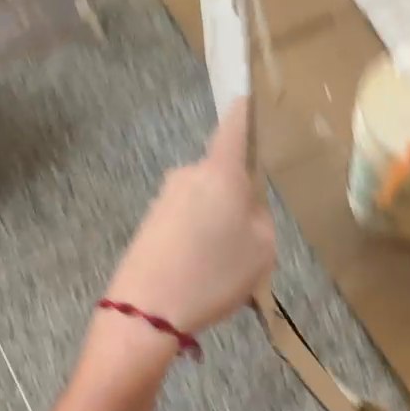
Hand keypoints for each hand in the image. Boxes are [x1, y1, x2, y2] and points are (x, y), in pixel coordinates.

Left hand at [104, 99, 276, 333]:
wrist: (147, 311)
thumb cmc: (213, 274)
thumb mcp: (262, 249)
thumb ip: (261, 217)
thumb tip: (246, 207)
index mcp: (220, 171)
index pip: (236, 124)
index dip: (248, 111)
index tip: (254, 100)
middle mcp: (188, 174)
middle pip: (221, 173)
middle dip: (237, 197)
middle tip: (250, 238)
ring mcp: (164, 199)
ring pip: (204, 203)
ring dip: (217, 225)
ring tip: (224, 268)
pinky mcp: (149, 224)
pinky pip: (186, 224)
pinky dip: (198, 243)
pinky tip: (201, 276)